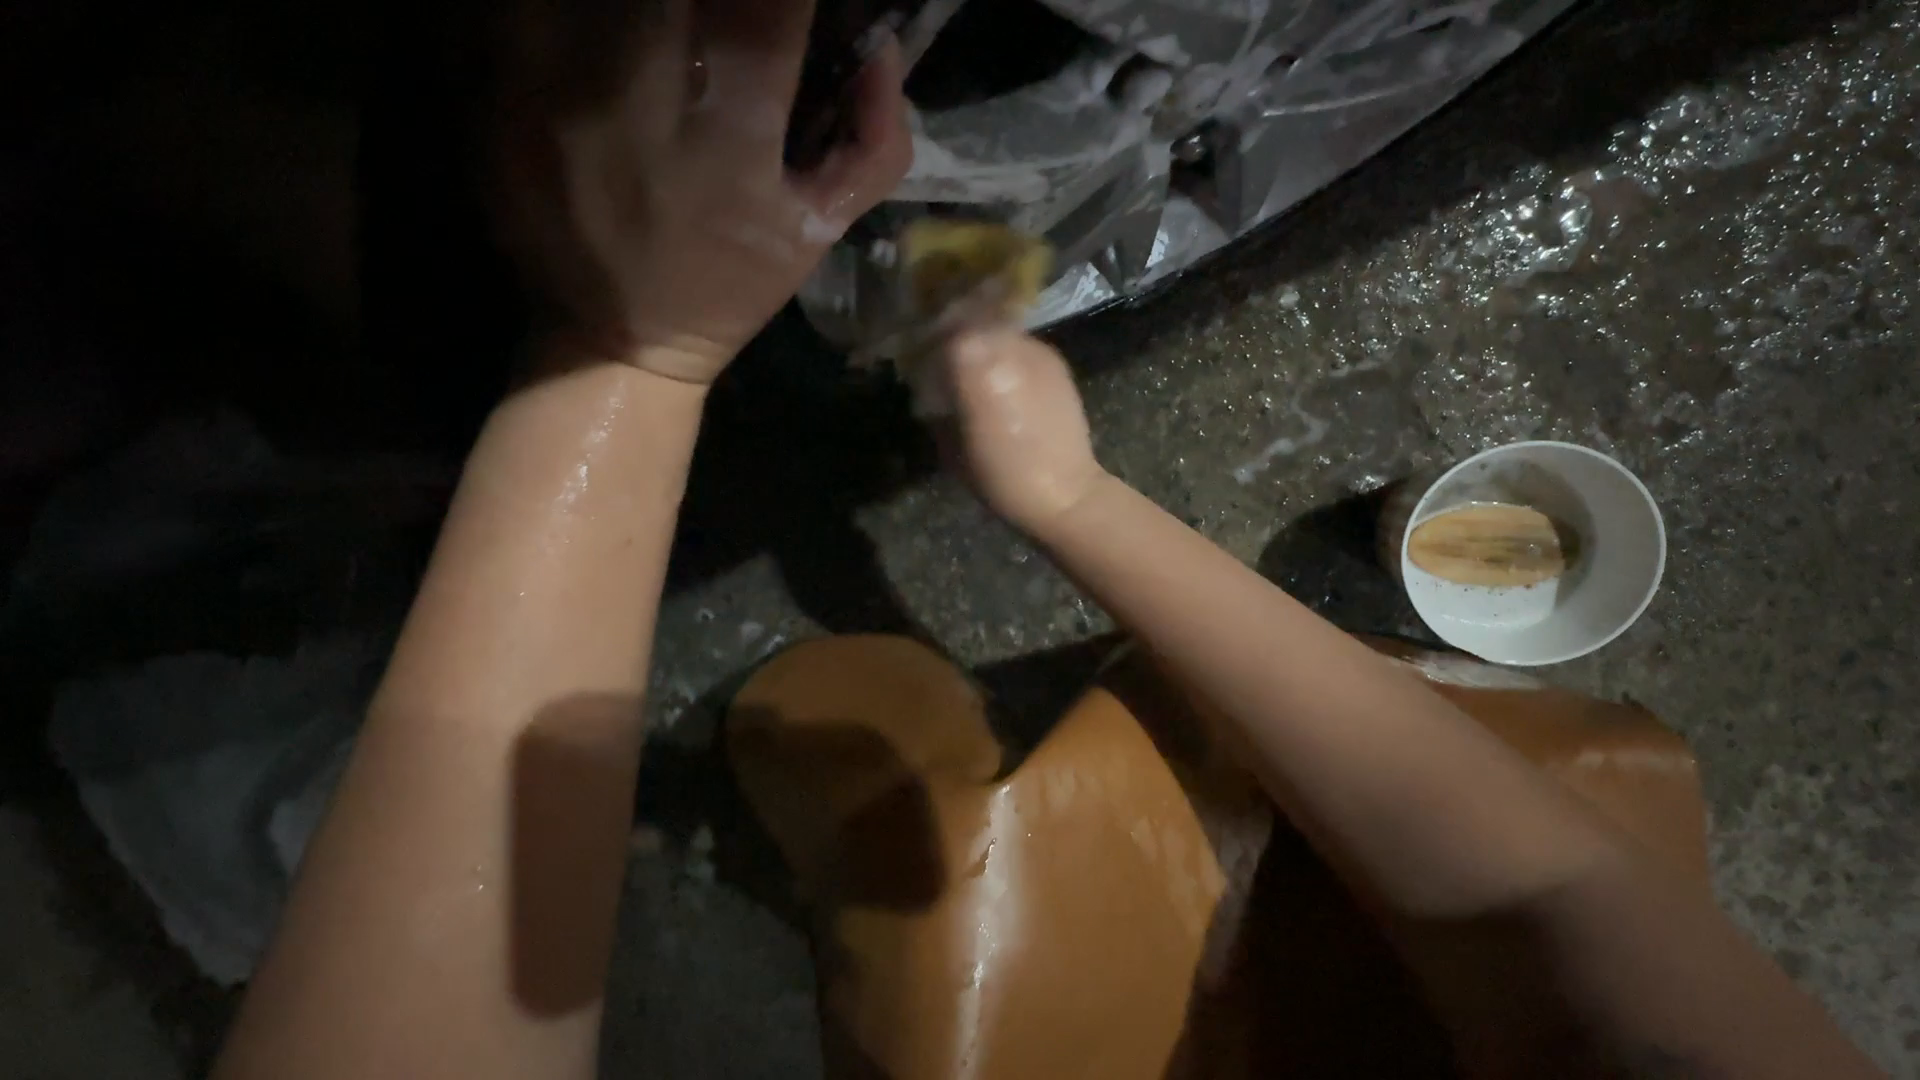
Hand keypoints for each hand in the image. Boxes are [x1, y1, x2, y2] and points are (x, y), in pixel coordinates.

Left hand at [491, 0, 912, 383]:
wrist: (611, 336)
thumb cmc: (728, 286)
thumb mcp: (820, 231)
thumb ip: (873, 145)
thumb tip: (884, 51)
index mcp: (731, 118)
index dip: (787, 1)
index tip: (787, 19)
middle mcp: (638, 74)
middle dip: (719, 5)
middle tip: (728, 34)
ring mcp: (549, 67)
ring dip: (653, 12)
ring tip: (669, 51)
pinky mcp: (490, 74)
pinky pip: (534, 8)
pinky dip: (585, 24)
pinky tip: (607, 54)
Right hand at [934, 329, 1107, 533]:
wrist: (1064, 491)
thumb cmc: (1000, 478)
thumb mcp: (951, 446)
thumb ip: (937, 406)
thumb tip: (929, 387)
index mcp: (973, 364)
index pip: (939, 329)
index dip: (926, 339)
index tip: (917, 354)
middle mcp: (1005, 345)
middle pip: (969, 318)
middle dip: (953, 331)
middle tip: (942, 354)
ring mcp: (1035, 349)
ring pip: (997, 326)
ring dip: (981, 338)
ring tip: (972, 362)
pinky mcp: (1055, 361)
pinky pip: (1021, 343)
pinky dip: (1005, 351)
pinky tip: (1000, 374)